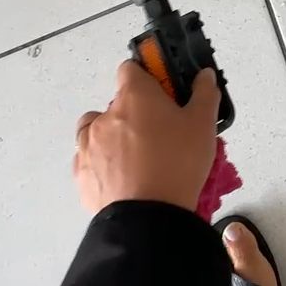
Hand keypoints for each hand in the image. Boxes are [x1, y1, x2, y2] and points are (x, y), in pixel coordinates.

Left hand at [73, 60, 220, 212]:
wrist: (148, 217)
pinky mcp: (80, 176)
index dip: (147, 75)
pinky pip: (88, 158)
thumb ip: (205, 92)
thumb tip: (203, 76)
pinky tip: (122, 173)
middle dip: (136, 109)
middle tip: (160, 128)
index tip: (162, 89)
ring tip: (135, 153)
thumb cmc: (177, 162)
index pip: (130, 68)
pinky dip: (101, 160)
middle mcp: (105, 116)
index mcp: (134, 95)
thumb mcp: (203, 122)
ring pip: (96, 129)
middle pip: (117, 101)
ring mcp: (88, 146)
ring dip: (111, 134)